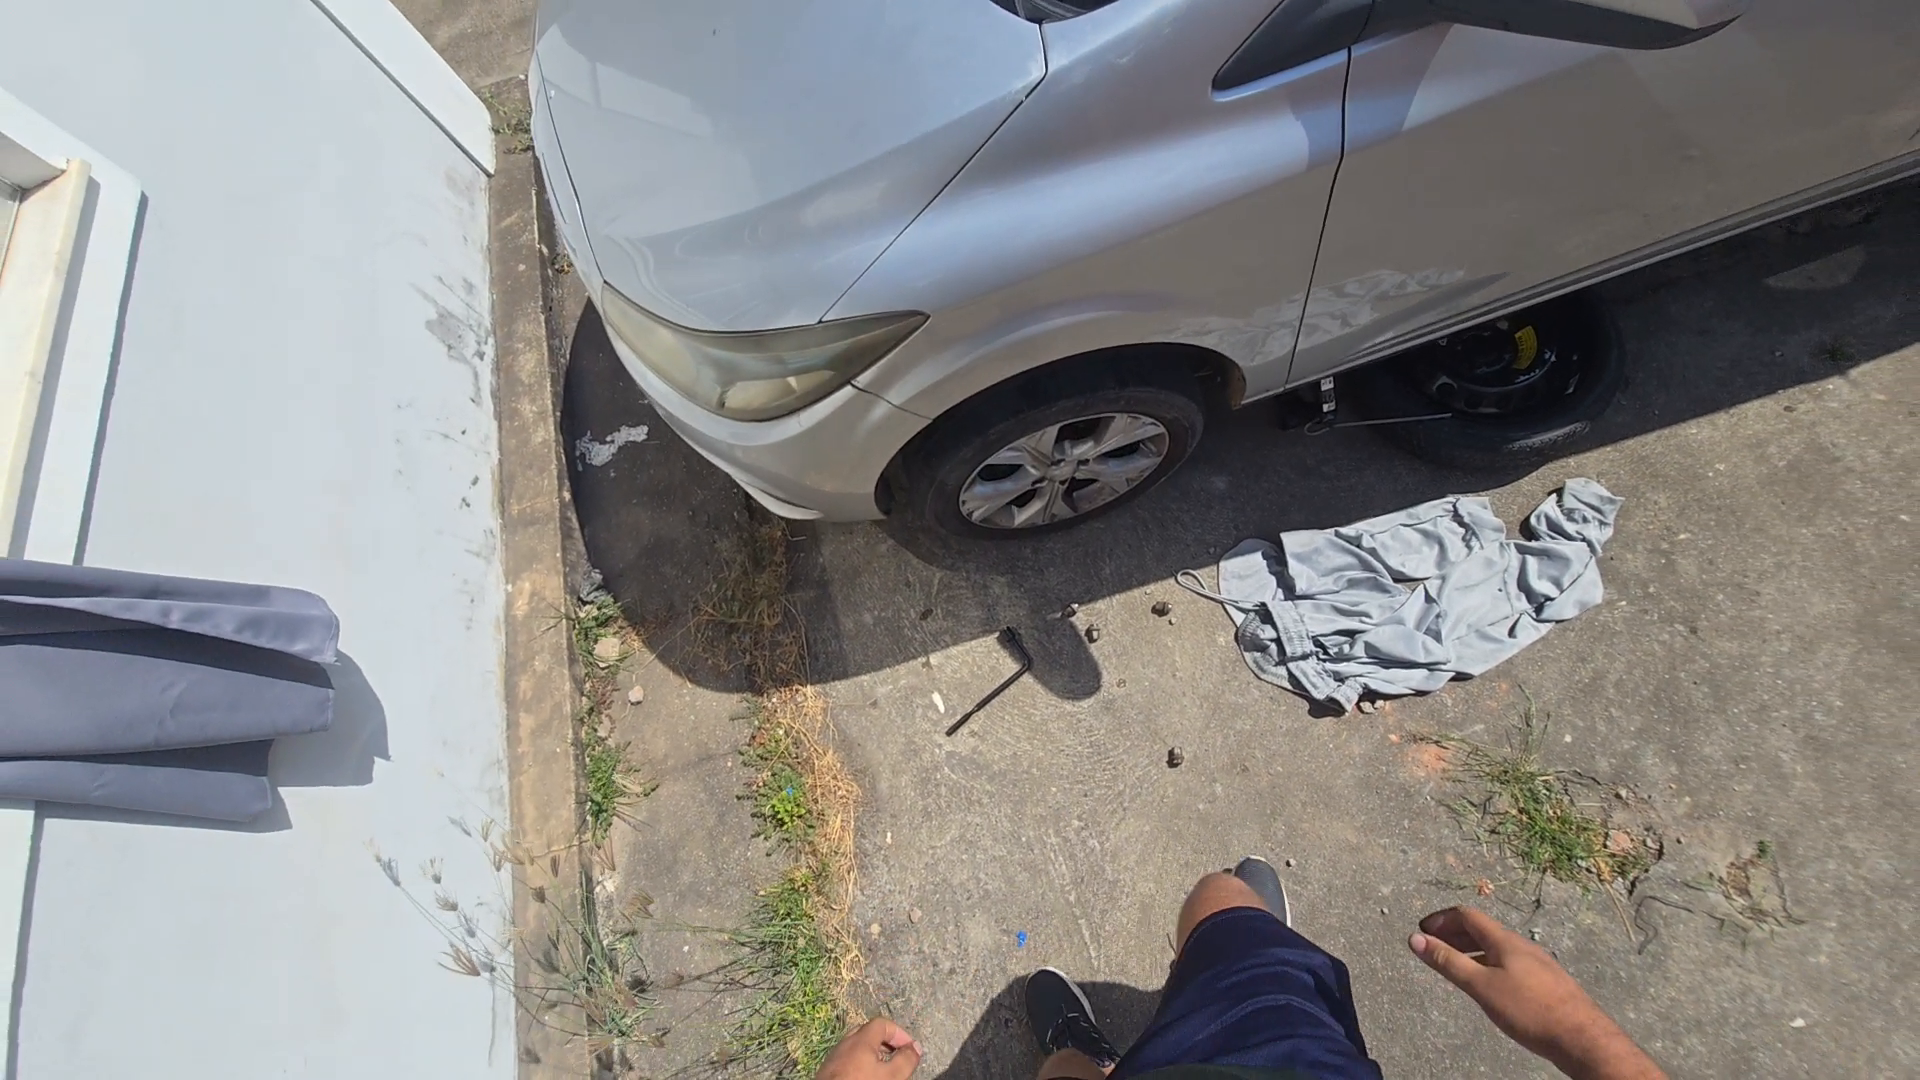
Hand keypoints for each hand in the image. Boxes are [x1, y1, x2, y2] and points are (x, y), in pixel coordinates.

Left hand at [815, 1018, 923, 1079]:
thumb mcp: (890, 1077)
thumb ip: (905, 1061)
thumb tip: (916, 1047)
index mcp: (861, 1038)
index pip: (883, 1023)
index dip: (899, 1033)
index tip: (910, 1049)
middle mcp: (846, 1043)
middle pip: (868, 1033)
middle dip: (885, 1042)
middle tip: (897, 1057)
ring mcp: (834, 1057)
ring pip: (856, 1048)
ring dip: (872, 1055)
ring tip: (882, 1070)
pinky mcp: (827, 1072)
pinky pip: (847, 1060)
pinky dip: (859, 1064)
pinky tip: (864, 1077)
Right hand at [1409, 907, 1665, 1079]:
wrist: (1589, 1044)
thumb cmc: (1530, 1011)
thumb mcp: (1481, 986)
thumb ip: (1447, 962)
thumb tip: (1414, 938)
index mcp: (1505, 940)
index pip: (1466, 915)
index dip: (1441, 919)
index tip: (1423, 932)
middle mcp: (1523, 946)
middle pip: (1482, 929)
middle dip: (1453, 934)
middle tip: (1434, 947)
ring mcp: (1540, 965)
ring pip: (1498, 948)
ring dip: (1472, 950)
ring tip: (1457, 967)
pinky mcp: (1551, 985)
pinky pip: (1511, 963)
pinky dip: (1490, 964)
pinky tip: (1491, 986)